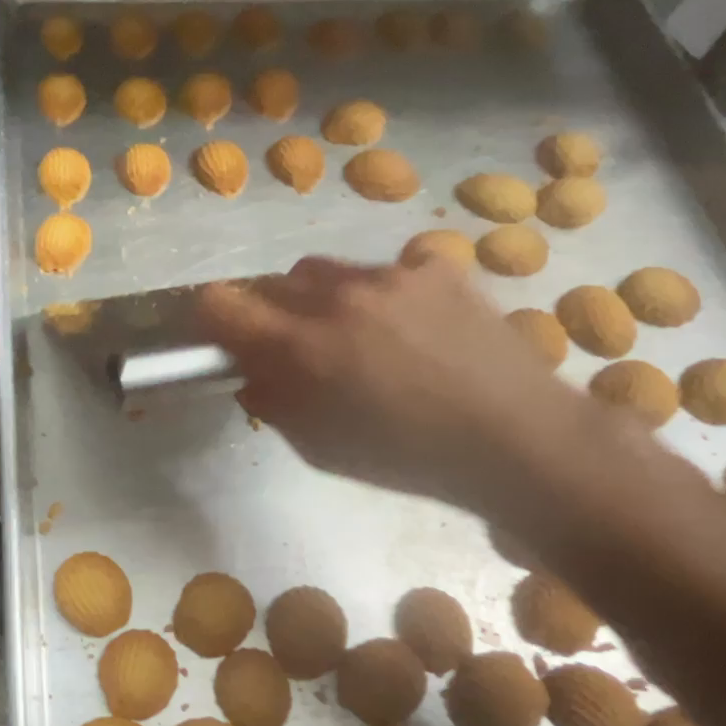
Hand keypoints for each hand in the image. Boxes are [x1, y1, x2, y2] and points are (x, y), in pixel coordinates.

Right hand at [196, 257, 592, 512]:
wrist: (517, 439)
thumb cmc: (406, 457)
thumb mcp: (318, 447)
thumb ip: (272, 403)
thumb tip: (251, 374)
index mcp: (301, 347)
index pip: (219, 305)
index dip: (208, 320)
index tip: (220, 340)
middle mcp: (337, 298)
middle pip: (270, 284)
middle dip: (270, 315)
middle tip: (295, 349)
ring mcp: (390, 276)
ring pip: (325, 272)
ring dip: (322, 301)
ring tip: (358, 337)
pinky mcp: (436, 268)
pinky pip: (385, 270)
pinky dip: (381, 295)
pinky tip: (411, 328)